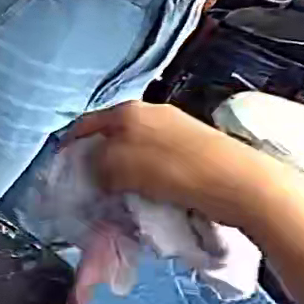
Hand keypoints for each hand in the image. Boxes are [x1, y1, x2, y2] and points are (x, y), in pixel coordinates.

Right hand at [66, 102, 303, 228]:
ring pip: (132, 148)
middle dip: (95, 159)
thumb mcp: (118, 167)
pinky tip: (147, 193)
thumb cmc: (174, 171)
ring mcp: (176, 126)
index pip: (84, 124)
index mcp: (128, 110)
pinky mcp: (196, 146)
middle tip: (88, 185)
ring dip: (120, 169)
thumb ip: (94, 164)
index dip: (68, 145)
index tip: (61, 170)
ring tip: (117, 193)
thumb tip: (90, 170)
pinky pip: (155, 159)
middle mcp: (151, 111)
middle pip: (109, 135)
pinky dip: (144, 174)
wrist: (242, 185)